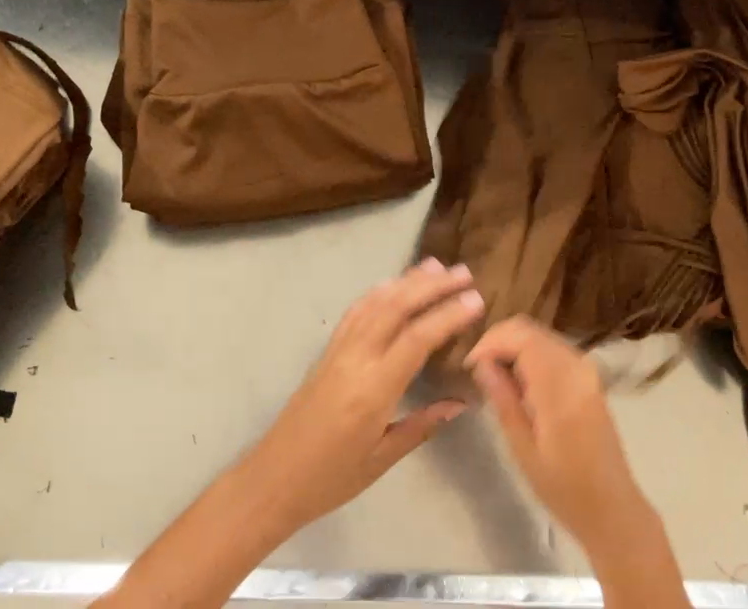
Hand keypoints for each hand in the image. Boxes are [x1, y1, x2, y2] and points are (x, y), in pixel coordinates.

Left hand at [238, 258, 484, 529]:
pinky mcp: (326, 352)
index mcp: (373, 390)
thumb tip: (460, 402)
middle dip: (431, 287)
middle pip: (395, 308)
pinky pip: (355, 313)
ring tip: (436, 267)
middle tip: (464, 273)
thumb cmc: (330, 480)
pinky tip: (393, 285)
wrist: (272, 480)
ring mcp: (337, 352)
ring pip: (375, 303)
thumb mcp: (382, 460)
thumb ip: (422, 425)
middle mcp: (354, 360)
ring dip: (406, 281)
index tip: (476, 300)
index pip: (417, 339)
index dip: (447, 315)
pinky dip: (378, 293)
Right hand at [465, 317, 656, 556]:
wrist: (613, 508)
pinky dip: (531, 355)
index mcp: (560, 385)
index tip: (468, 365)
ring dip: (514, 347)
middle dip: (499, 341)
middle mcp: (577, 367)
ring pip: (541, 337)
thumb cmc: (564, 488)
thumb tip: (481, 364)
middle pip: (530, 330)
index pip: (520, 337)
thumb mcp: (523, 449)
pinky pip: (554, 351)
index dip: (489, 342)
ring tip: (493, 377)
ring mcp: (587, 371)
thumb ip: (503, 400)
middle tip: (477, 370)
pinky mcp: (590, 378)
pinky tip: (518, 383)